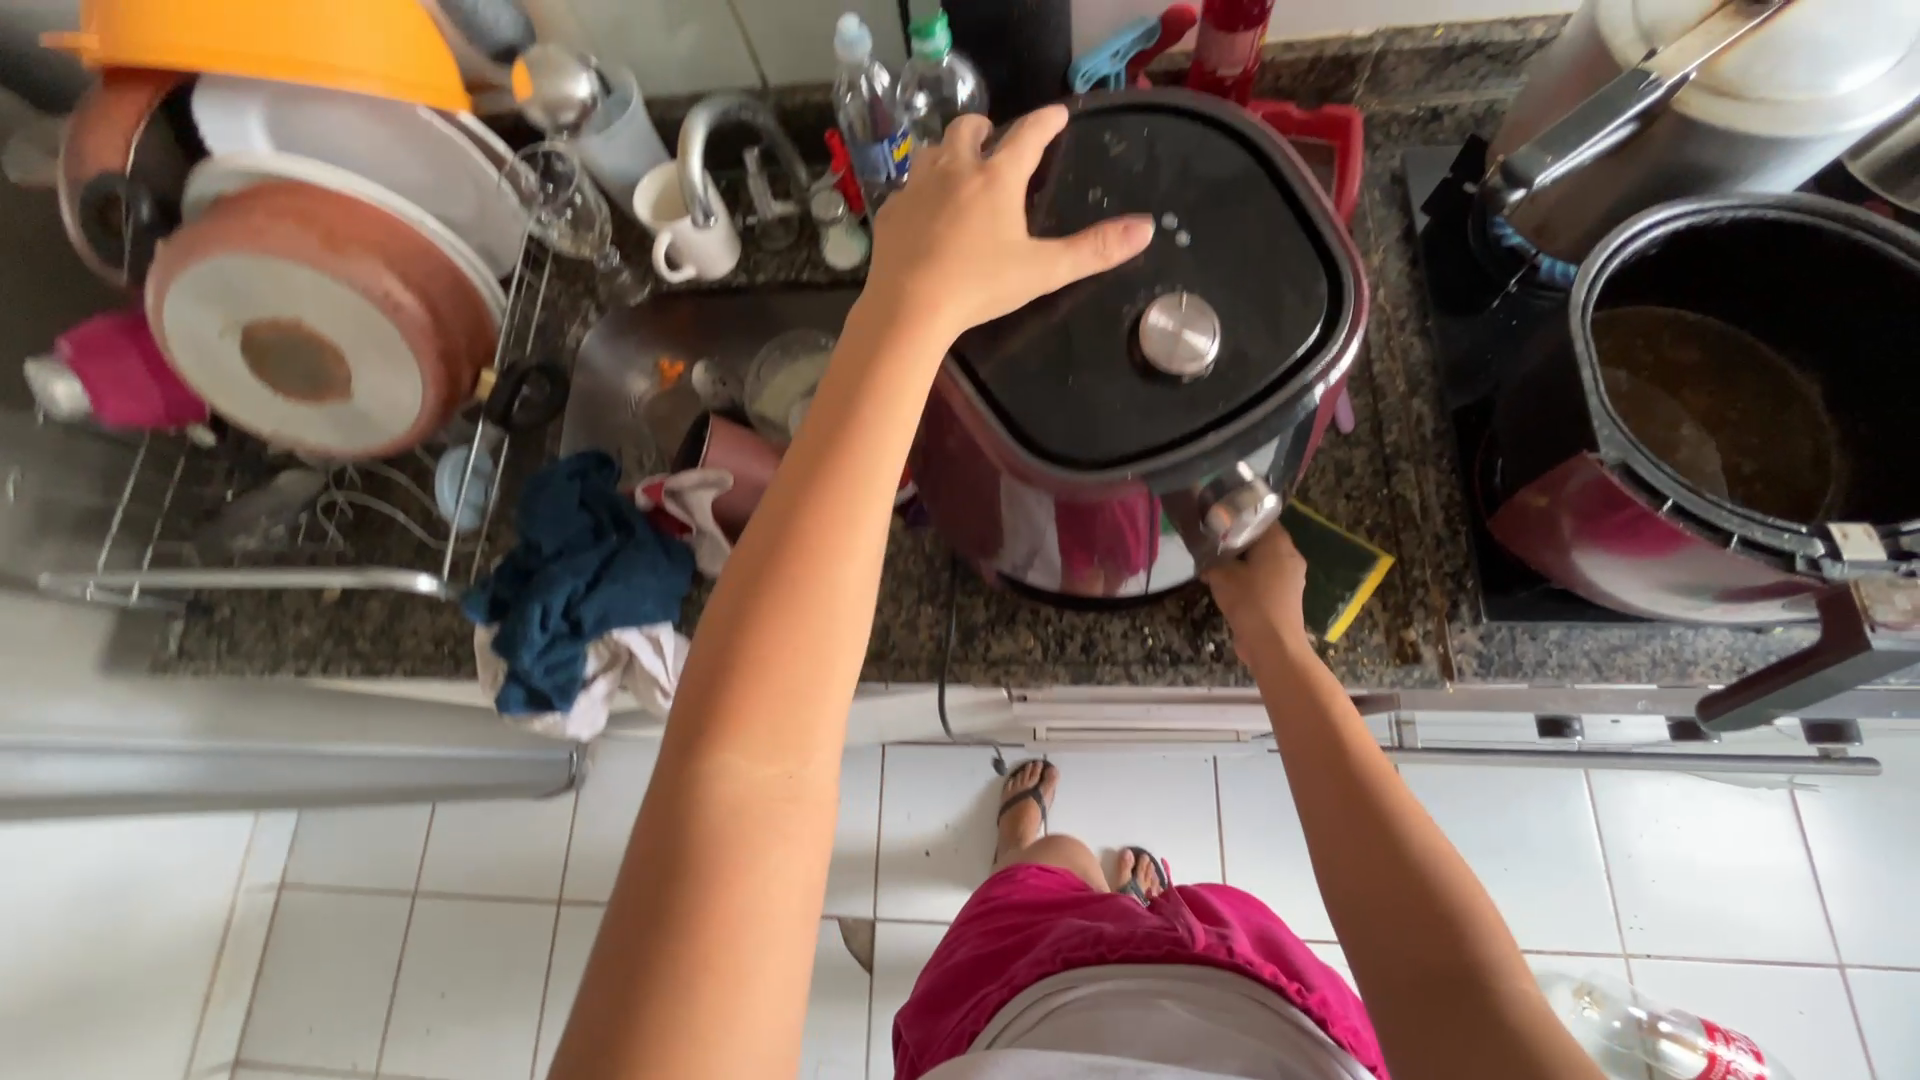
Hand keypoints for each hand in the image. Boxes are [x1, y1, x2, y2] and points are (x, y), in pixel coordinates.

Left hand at [863, 105, 1155, 342]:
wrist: (909, 307)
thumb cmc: (980, 286)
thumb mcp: (1043, 271)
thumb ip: (1093, 251)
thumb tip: (1146, 229)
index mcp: (996, 178)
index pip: (1028, 135)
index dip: (1046, 121)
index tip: (1057, 114)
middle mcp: (954, 170)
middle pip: (968, 129)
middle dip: (984, 128)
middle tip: (993, 139)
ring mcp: (917, 189)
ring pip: (931, 152)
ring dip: (947, 153)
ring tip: (957, 170)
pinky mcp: (891, 213)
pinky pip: (906, 189)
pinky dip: (920, 192)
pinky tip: (924, 213)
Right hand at [1204, 526, 1310, 658]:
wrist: (1272, 644)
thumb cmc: (1249, 600)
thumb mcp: (1221, 574)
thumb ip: (1211, 559)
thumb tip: (1205, 554)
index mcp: (1278, 543)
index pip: (1260, 518)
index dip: (1237, 518)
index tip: (1216, 523)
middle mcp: (1290, 555)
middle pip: (1261, 540)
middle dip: (1237, 543)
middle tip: (1211, 545)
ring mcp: (1291, 577)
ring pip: (1263, 561)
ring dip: (1242, 563)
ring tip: (1216, 567)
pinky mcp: (1286, 596)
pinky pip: (1266, 578)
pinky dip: (1250, 579)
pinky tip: (1229, 587)